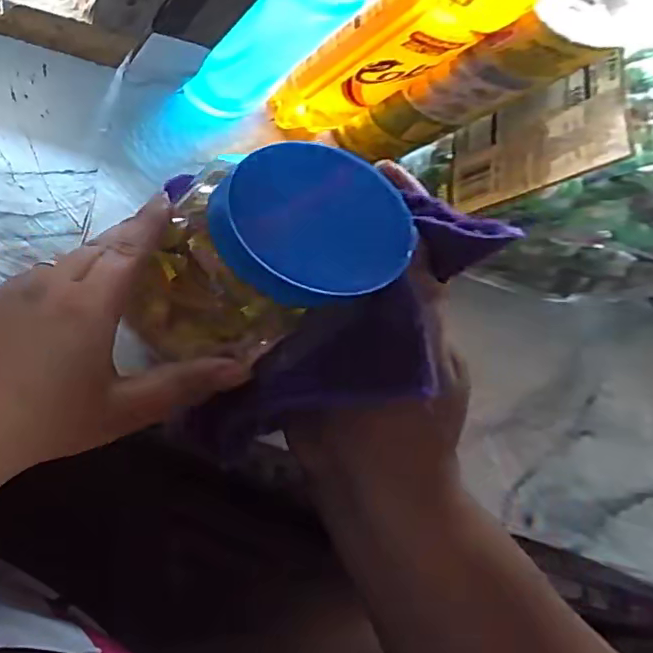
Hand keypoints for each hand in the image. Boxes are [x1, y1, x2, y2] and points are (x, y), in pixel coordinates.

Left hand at [0, 196, 251, 477]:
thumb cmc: (50, 421)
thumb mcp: (123, 409)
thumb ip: (181, 384)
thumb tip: (241, 367)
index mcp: (87, 304)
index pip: (127, 249)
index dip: (150, 222)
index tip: (167, 197)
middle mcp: (52, 284)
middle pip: (97, 247)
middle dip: (127, 235)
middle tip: (153, 228)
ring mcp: (18, 287)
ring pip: (65, 259)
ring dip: (94, 255)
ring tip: (117, 263)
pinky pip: (39, 274)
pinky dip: (63, 273)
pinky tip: (68, 294)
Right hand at [285, 162, 469, 507]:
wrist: (366, 486)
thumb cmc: (403, 428)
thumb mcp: (422, 363)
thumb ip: (416, 308)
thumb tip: (403, 240)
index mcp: (410, 308)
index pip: (403, 241)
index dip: (391, 203)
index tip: (366, 166)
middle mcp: (369, 310)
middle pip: (350, 251)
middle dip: (327, 217)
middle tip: (290, 185)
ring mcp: (329, 331)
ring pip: (310, 277)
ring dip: (287, 248)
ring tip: (253, 216)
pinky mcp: (292, 350)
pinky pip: (277, 308)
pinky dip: (261, 285)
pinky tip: (230, 268)